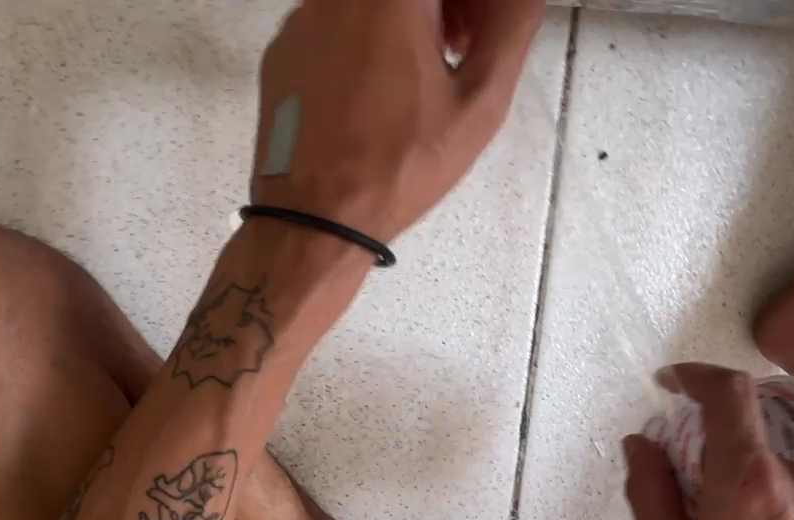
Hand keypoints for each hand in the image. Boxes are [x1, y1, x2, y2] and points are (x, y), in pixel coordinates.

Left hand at [252, 0, 545, 241]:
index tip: (482, 27)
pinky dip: (360, 42)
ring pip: (367, 0)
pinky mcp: (281, 54)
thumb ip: (513, 22)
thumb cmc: (392, 172)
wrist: (312, 222)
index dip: (475, 3)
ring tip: (418, 76)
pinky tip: (374, 93)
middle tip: (461, 45)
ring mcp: (302, 20)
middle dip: (443, 5)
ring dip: (404, 19)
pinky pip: (333, 26)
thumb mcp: (480, 100)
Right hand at [623, 364, 793, 519]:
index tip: (678, 380)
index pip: (729, 396)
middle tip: (709, 515)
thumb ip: (651, 489)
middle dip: (727, 466)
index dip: (700, 377)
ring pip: (793, 475)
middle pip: (757, 445)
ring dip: (767, 494)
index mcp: (748, 482)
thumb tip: (641, 443)